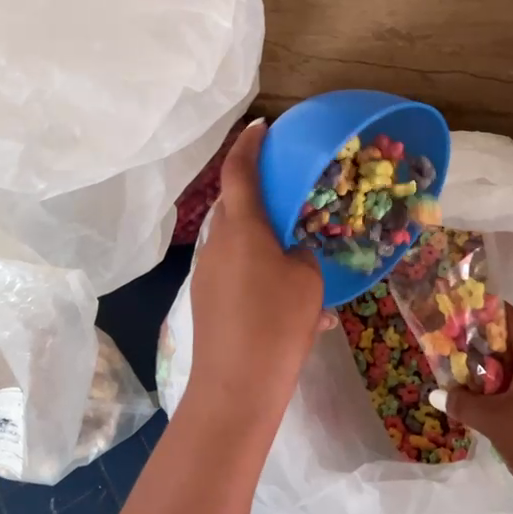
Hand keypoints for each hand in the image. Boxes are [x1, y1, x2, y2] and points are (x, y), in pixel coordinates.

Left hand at [184, 120, 326, 417]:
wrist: (235, 388)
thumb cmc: (277, 324)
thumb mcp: (307, 280)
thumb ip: (301, 252)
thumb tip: (292, 250)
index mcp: (242, 227)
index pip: (239, 170)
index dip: (249, 143)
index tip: (263, 125)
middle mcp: (217, 241)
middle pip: (232, 200)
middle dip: (255, 186)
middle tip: (286, 183)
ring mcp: (206, 270)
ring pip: (231, 233)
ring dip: (255, 225)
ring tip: (289, 238)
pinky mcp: (205, 296)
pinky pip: (230, 261)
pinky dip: (252, 257)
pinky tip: (280, 286)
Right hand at [432, 304, 512, 513]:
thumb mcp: (493, 419)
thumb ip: (462, 403)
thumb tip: (435, 392)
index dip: (492, 307)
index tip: (465, 303)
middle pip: (506, 343)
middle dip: (478, 337)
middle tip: (448, 333)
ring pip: (504, 369)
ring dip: (480, 366)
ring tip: (449, 362)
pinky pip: (504, 392)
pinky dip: (485, 389)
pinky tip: (464, 396)